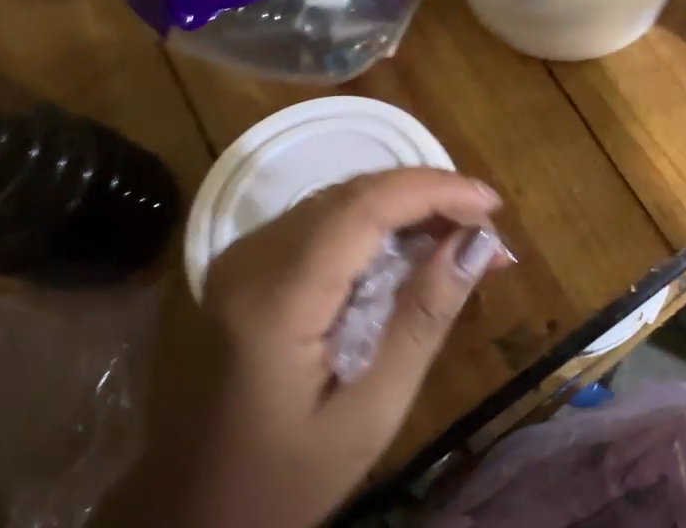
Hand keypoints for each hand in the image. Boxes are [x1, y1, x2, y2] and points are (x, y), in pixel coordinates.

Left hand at [187, 168, 507, 527]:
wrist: (191, 514)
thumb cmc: (285, 480)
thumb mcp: (371, 412)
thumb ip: (422, 319)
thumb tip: (478, 243)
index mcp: (275, 301)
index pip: (365, 207)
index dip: (437, 190)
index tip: (495, 207)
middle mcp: (250, 260)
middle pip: (356, 194)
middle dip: (432, 200)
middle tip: (489, 239)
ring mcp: (241, 259)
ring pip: (344, 200)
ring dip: (410, 210)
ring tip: (465, 245)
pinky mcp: (246, 267)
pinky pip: (326, 222)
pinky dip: (380, 226)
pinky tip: (415, 253)